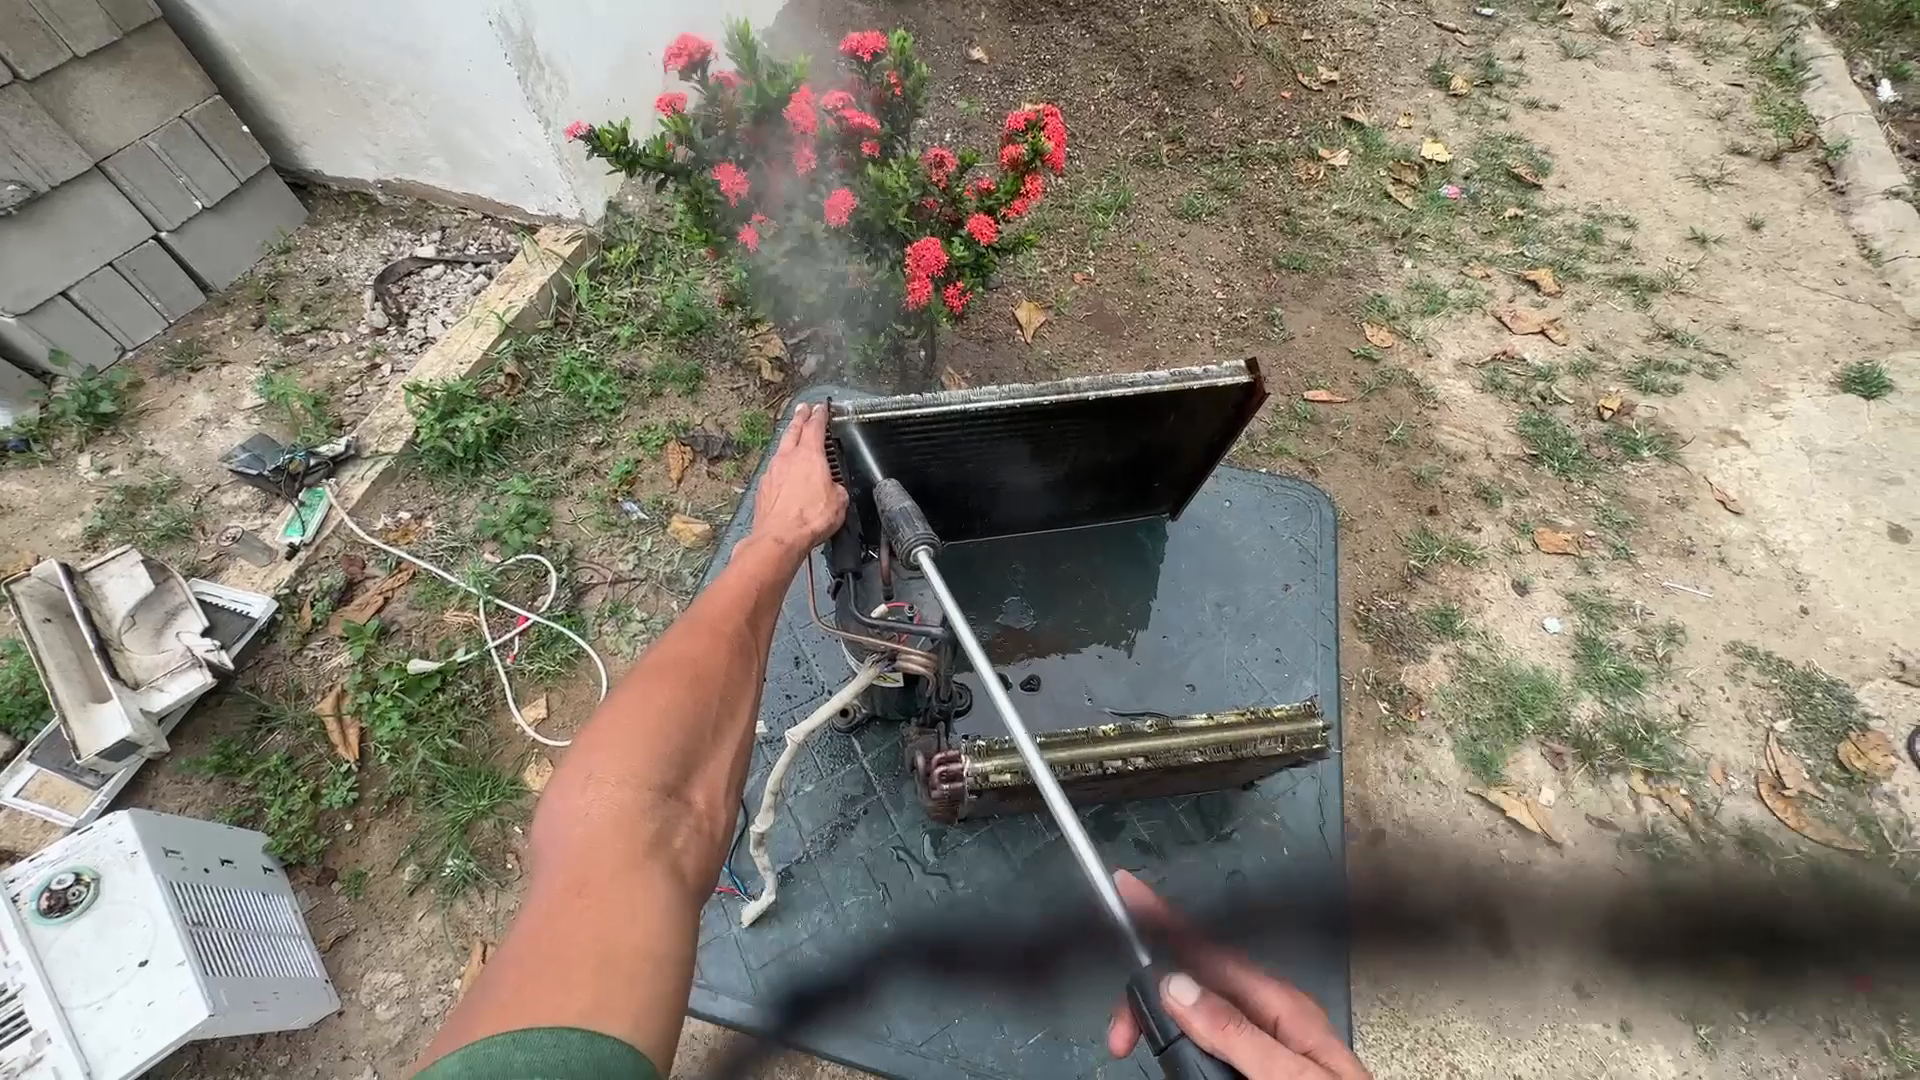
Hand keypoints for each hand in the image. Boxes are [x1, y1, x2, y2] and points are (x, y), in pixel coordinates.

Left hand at [749, 402, 848, 557]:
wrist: (780, 537)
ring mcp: (772, 472)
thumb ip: (837, 490)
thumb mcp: (839, 502)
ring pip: (781, 448)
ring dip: (788, 440)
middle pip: (793, 430)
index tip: (821, 408)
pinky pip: (774, 470)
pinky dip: (781, 466)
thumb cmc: (809, 519)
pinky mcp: (764, 488)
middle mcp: (788, 458)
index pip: (815, 427)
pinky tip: (784, 472)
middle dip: (800, 418)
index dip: (820, 415)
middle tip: (803, 409)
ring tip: (792, 438)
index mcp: (810, 456)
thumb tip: (834, 490)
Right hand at [1107, 870, 1370, 1079]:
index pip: (1209, 948)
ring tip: (1135, 1039)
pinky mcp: (1260, 1065)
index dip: (1164, 916)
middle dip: (1150, 993)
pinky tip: (1172, 1046)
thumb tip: (1177, 987)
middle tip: (1121, 1035)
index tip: (1129, 889)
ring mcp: (1266, 1042)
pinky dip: (1183, 1040)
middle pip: (1195, 981)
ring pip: (1197, 1010)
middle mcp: (1270, 1015)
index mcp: (1281, 1006)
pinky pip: (1209, 1038)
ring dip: (1162, 1018)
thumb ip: (1237, 1033)